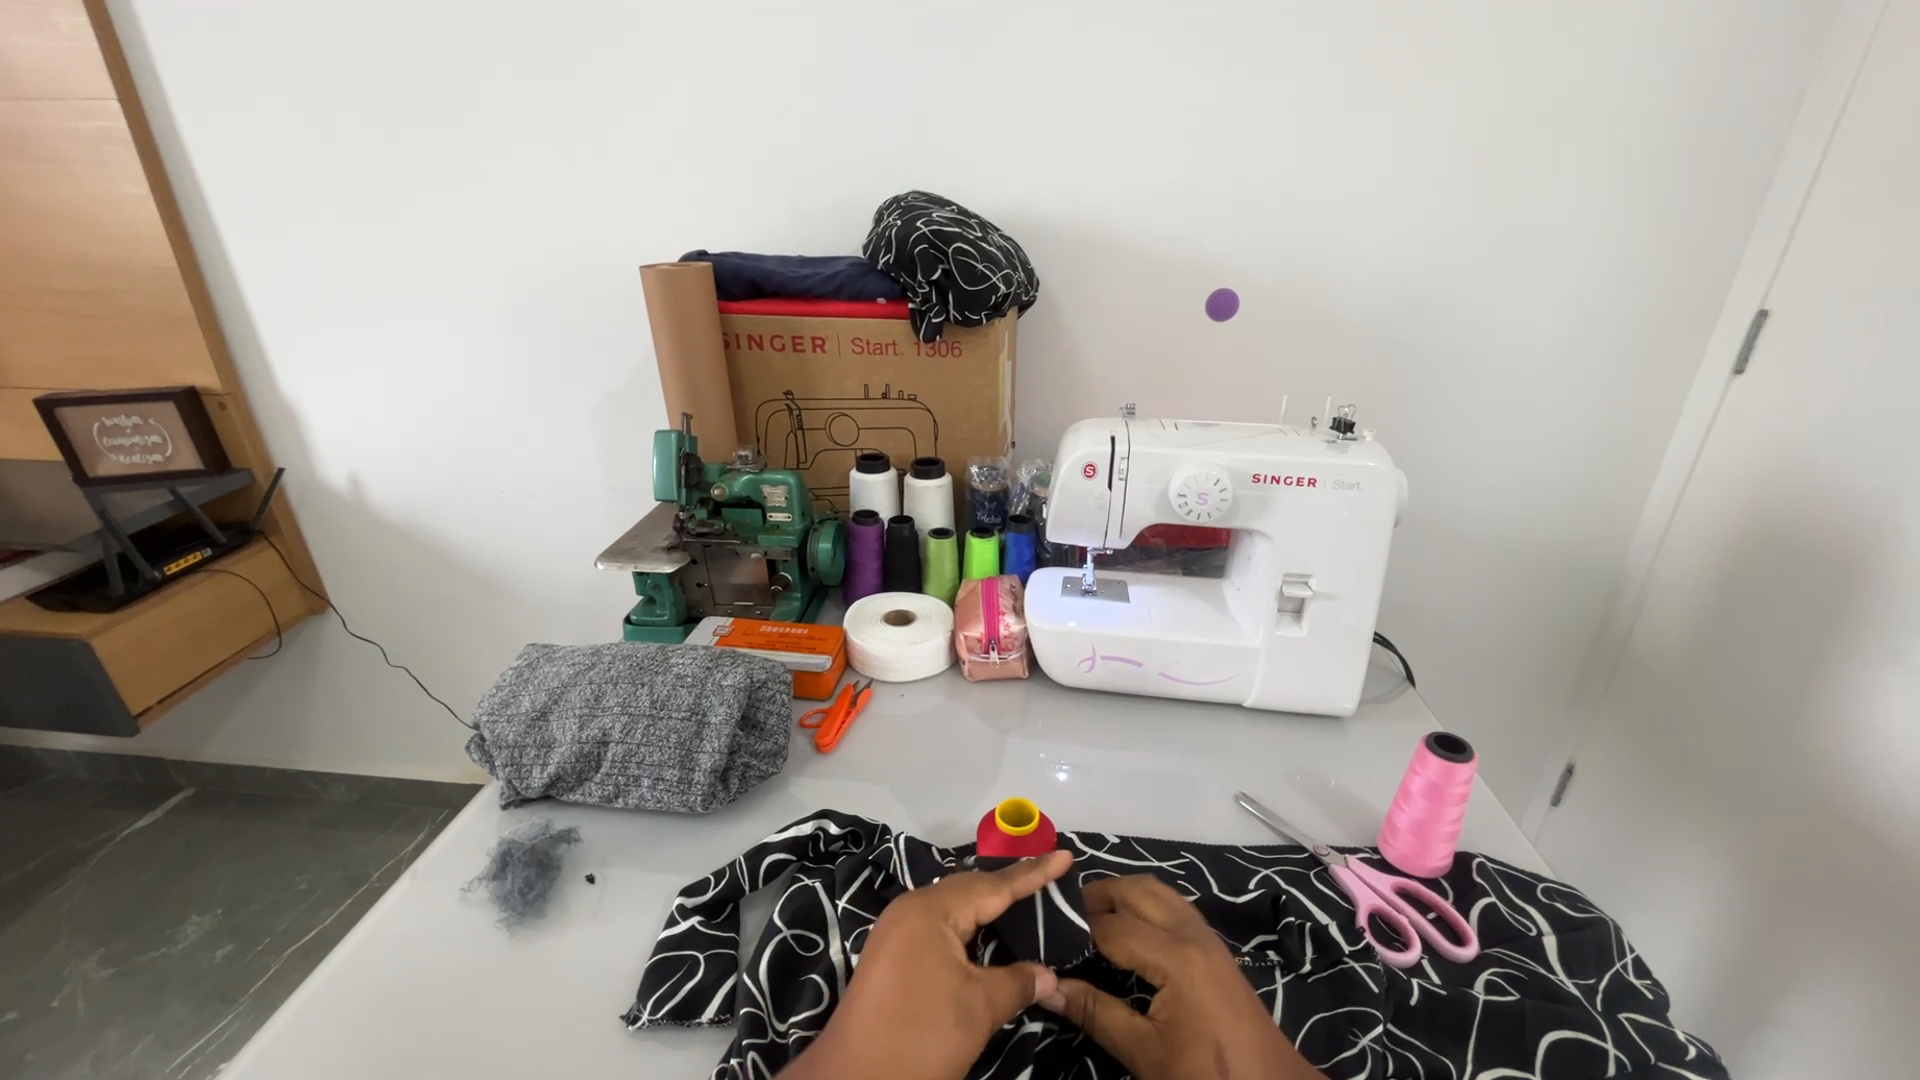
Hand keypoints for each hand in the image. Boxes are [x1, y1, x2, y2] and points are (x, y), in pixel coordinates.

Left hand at [780, 849, 1072, 1079]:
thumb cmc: (919, 1037)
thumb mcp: (977, 1010)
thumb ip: (1017, 983)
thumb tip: (1049, 975)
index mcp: (931, 909)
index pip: (993, 885)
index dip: (1033, 873)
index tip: (1065, 854)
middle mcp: (911, 909)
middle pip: (971, 889)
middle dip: (1010, 886)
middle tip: (1051, 878)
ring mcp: (897, 931)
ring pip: (953, 908)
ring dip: (987, 907)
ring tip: (1026, 900)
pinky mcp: (892, 955)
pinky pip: (939, 927)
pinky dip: (968, 928)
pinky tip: (987, 938)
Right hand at [1039, 875, 1321, 1079]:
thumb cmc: (1206, 1076)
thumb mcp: (1145, 1054)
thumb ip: (1095, 1013)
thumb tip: (1045, 986)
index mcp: (1174, 956)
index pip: (1111, 925)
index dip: (1075, 930)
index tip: (1044, 937)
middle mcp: (1190, 933)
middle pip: (1134, 890)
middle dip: (1096, 897)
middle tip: (1063, 922)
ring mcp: (1207, 936)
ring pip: (1157, 891)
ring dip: (1122, 895)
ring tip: (1090, 921)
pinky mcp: (1215, 947)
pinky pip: (1173, 906)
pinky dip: (1144, 905)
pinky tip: (1128, 931)